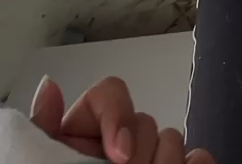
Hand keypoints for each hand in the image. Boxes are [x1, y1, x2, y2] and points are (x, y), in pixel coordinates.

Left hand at [31, 75, 213, 163]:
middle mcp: (118, 148)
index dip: (119, 115)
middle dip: (142, 153)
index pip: (109, 95)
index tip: (119, 155)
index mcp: (81, 140)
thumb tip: (49, 85)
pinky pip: (201, 159)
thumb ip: (40, 135)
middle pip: (145, 120)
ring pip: (173, 139)